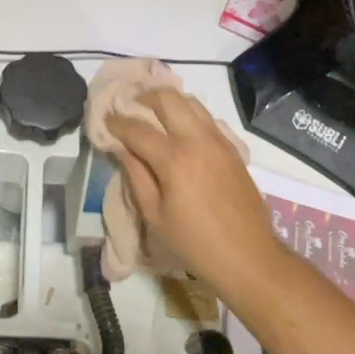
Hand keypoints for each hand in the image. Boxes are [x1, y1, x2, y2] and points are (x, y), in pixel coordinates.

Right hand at [107, 89, 280, 292]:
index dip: (117, 123)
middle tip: (130, 106)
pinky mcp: (232, 147)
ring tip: (153, 112)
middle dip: (144, 97)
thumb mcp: (155, 215)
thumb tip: (122, 148)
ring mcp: (219, 140)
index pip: (138, 129)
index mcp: (174, 159)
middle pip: (167, 99)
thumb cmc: (196, 243)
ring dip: (168, 101)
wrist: (249, 256)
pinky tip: (180, 129)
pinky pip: (207, 117)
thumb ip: (136, 176)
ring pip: (191, 102)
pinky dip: (188, 113)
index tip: (105, 120)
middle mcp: (197, 140)